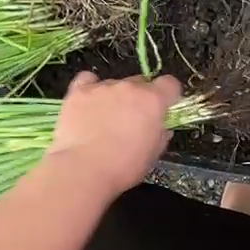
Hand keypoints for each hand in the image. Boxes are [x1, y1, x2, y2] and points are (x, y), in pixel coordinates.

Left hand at [43, 72, 180, 196]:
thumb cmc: (123, 167)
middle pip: (140, 83)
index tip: (163, 108)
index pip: (170, 84)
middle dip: (138, 99)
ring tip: (102, 121)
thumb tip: (161, 127)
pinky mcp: (79, 91)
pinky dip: (90, 89)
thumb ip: (160, 134)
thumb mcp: (152, 154)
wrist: (84, 168)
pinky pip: (88, 81)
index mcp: (153, 101)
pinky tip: (88, 105)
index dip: (168, 95)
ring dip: (114, 98)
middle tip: (130, 121)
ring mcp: (103, 87)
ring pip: (114, 85)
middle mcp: (129, 87)